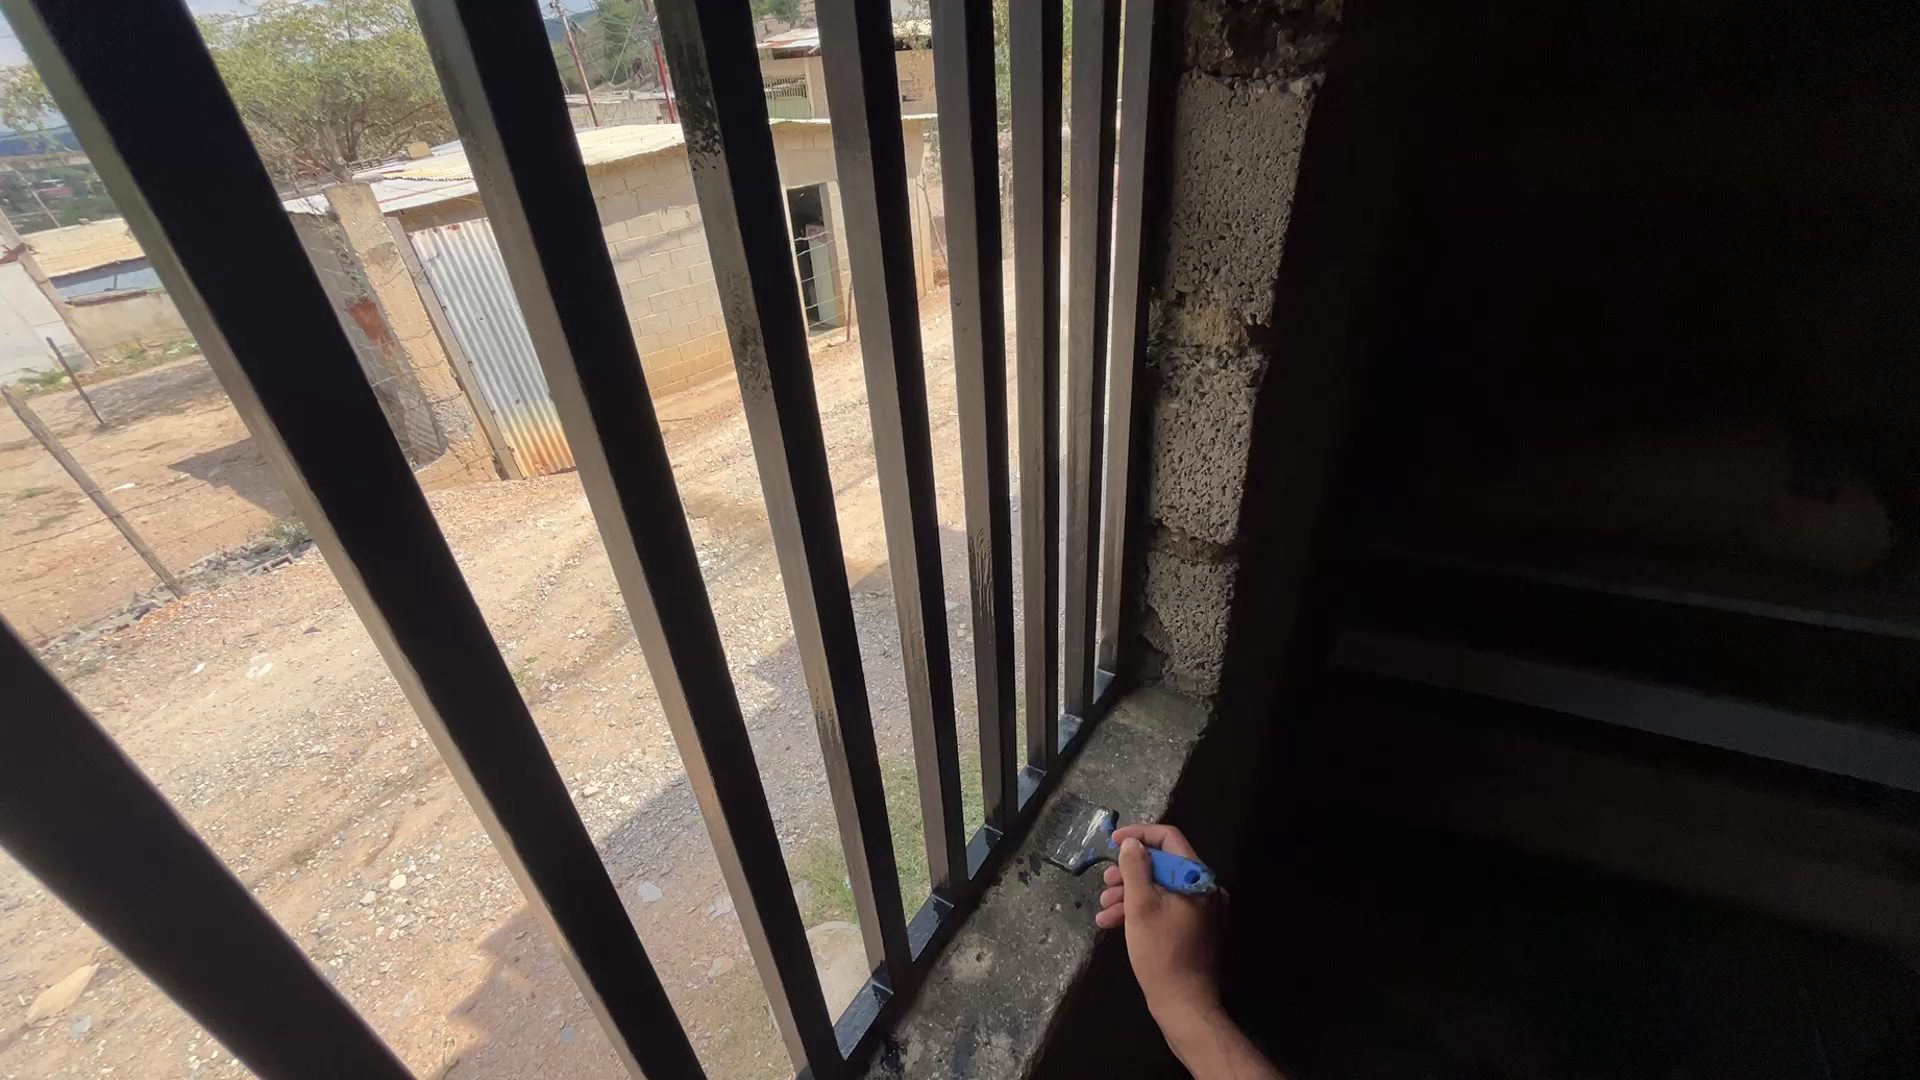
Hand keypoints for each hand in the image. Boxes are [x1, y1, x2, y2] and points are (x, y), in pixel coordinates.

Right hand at [1094, 823, 1224, 1019]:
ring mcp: (1201, 909)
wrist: (1184, 1006)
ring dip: (1129, 893)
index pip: (1169, 838)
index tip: (1113, 843)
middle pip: (1162, 864)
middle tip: (1105, 882)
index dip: (1139, 835)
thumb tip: (1132, 843)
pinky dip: (1141, 909)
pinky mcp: (1194, 927)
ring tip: (1104, 909)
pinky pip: (1166, 905)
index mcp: (1197, 878)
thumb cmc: (1162, 953)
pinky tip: (1114, 922)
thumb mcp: (1140, 906)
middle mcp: (1204, 889)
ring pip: (1161, 886)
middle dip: (1129, 871)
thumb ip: (1134, 867)